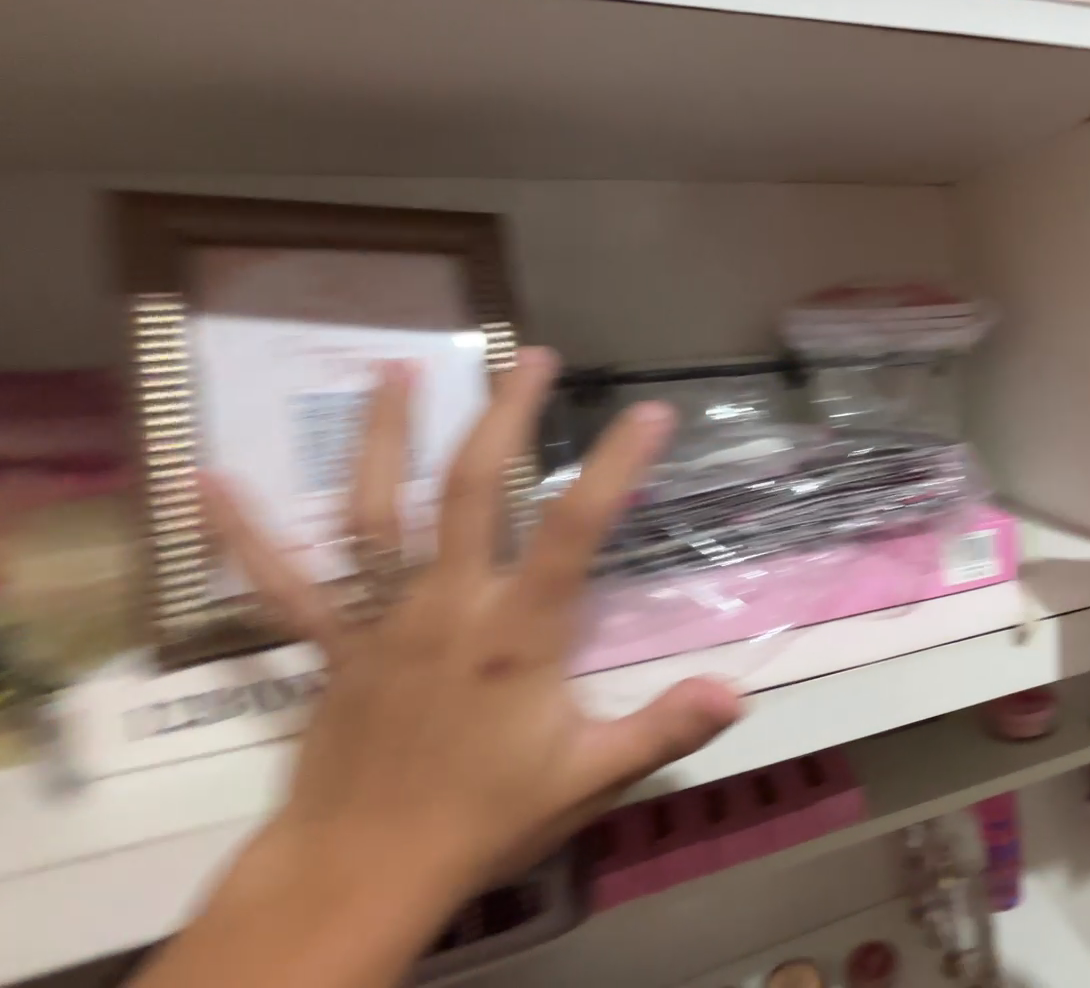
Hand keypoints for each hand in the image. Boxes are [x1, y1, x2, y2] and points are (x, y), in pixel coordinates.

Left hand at [201, 348, 740, 898]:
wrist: (361, 875)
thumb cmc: (486, 818)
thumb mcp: (591, 776)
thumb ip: (665, 729)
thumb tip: (736, 694)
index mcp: (520, 632)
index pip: (577, 529)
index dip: (617, 465)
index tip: (650, 413)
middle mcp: (450, 606)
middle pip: (474, 491)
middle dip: (506, 416)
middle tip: (533, 358)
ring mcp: (381, 619)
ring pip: (377, 513)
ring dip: (383, 438)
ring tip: (396, 371)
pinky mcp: (330, 646)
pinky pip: (283, 584)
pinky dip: (246, 533)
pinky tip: (210, 480)